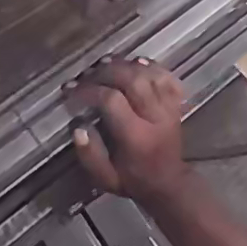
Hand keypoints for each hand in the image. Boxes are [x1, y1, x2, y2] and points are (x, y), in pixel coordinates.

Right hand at [66, 57, 193, 203]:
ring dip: (126, 64)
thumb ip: (90, 155)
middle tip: (86, 74)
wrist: (168, 183)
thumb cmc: (133, 180)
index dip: (89, 91)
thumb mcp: (105, 178)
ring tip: (105, 63)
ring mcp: (169, 108)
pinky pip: (167, 77)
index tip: (70, 90)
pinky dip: (151, 66)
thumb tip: (78, 128)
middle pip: (133, 80)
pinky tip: (135, 62)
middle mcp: (155, 117)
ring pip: (150, 75)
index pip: (112, 101)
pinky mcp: (176, 104)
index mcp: (136, 136)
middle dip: (106, 71)